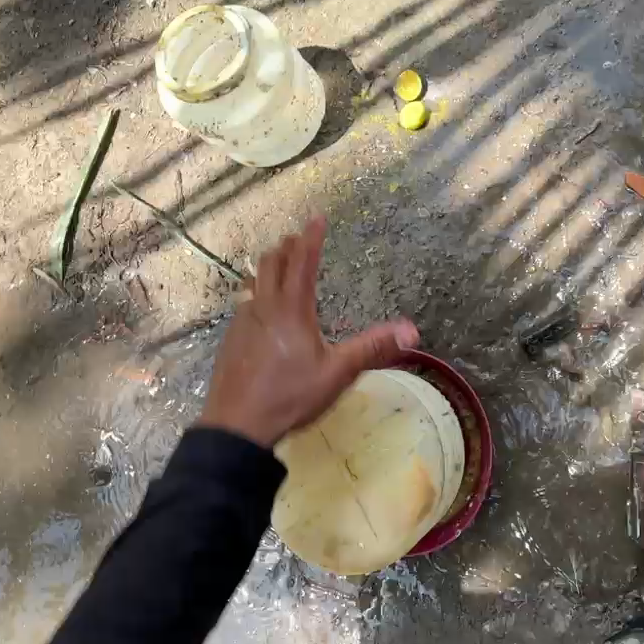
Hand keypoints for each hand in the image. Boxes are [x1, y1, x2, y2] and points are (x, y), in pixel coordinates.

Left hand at [198, 216, 418, 447]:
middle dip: (286, 247)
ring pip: (253, 280)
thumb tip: (412, 330)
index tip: (317, 216)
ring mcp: (242, 321)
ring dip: (267, 267)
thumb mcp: (337, 373)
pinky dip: (255, 291)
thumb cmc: (289, 396)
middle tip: (297, 239)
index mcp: (292, 308)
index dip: (311, 237)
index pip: (303, 261)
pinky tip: (258, 308)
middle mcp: (264, 306)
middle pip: (272, 263)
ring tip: (277, 264)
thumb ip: (373, 348)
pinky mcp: (230, 339)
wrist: (235, 426)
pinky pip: (243, 302)